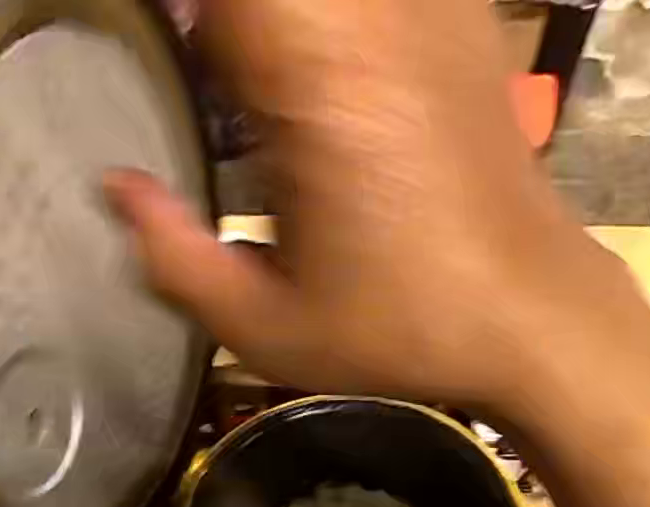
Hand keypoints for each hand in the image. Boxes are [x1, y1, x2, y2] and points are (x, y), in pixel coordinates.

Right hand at [104, 0, 649, 416]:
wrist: (531, 315)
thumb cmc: (407, 330)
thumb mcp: (274, 332)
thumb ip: (176, 262)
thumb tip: (117, 189)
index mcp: (312, 68)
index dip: (163, 15)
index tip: (157, 56)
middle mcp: (371, 8)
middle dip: (214, 27)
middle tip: (200, 76)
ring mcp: (425, 1)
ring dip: (267, 33)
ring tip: (246, 87)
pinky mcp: (460, 17)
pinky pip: (369, 2)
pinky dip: (323, 29)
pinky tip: (310, 70)